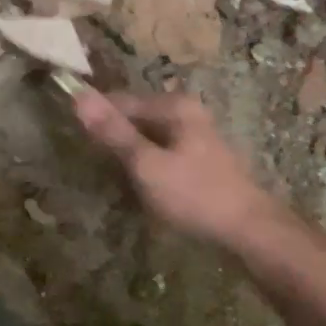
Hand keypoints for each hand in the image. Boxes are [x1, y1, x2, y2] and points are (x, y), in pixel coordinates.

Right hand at [73, 88, 276, 242]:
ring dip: (128, 158)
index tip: (77, 144)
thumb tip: (78, 96)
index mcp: (174, 106)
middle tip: (97, 169)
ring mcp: (194, 135)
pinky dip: (145, 168)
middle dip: (113, 141)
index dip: (95, 120)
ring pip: (146, 139)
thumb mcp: (146, 164)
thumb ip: (112, 132)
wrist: (247, 229)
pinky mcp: (198, 158)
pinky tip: (140, 189)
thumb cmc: (194, 195)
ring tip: (116, 183)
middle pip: (134, 119)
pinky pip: (160, 154)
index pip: (119, 101)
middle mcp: (186, 113)